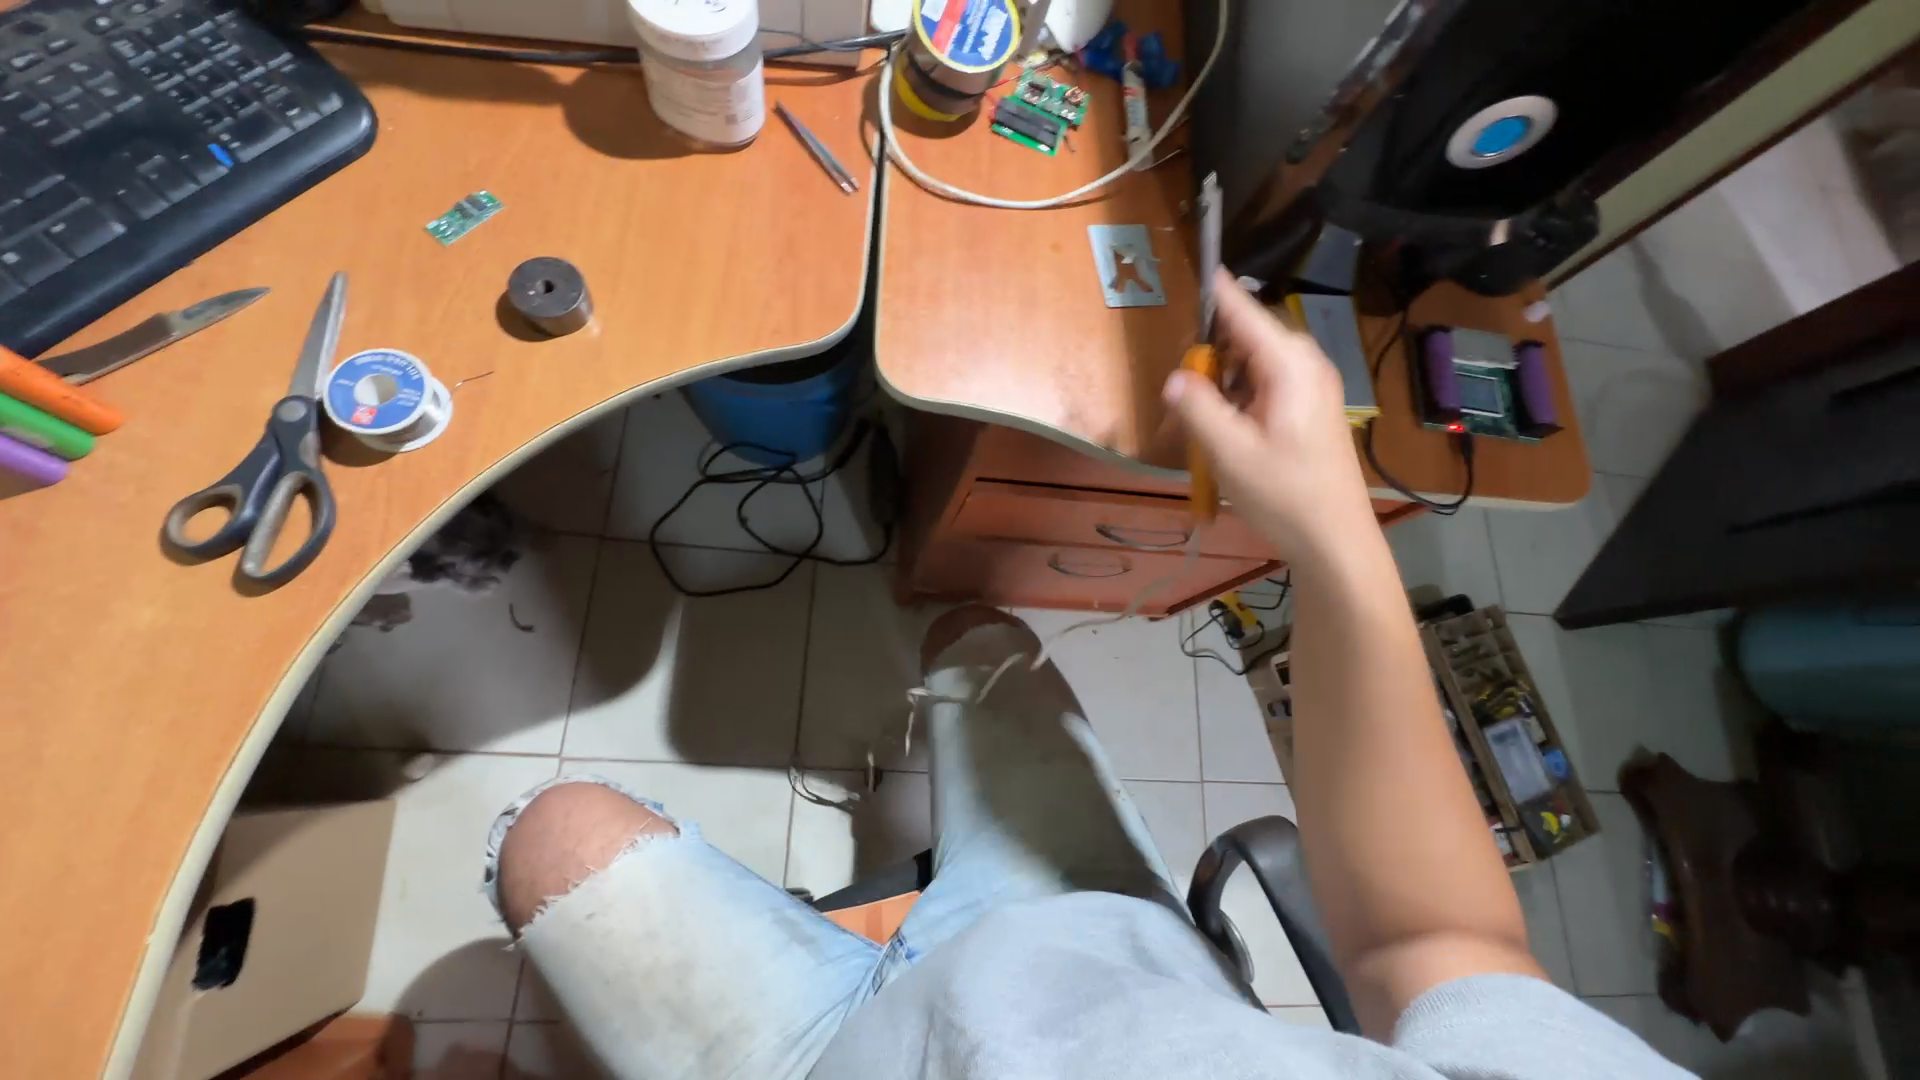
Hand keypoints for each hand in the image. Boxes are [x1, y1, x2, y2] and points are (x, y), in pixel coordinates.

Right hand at [1163, 270, 1376, 564]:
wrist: (1334, 538)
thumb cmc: (1284, 494)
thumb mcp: (1231, 453)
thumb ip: (1199, 409)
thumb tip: (1172, 377)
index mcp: (1289, 367)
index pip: (1246, 312)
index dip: (1218, 292)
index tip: (1196, 264)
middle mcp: (1306, 366)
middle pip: (1250, 335)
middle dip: (1213, 351)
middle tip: (1184, 385)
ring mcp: (1312, 387)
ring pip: (1256, 361)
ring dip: (1224, 378)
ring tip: (1202, 413)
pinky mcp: (1309, 408)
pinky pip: (1267, 383)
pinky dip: (1240, 394)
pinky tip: (1227, 426)